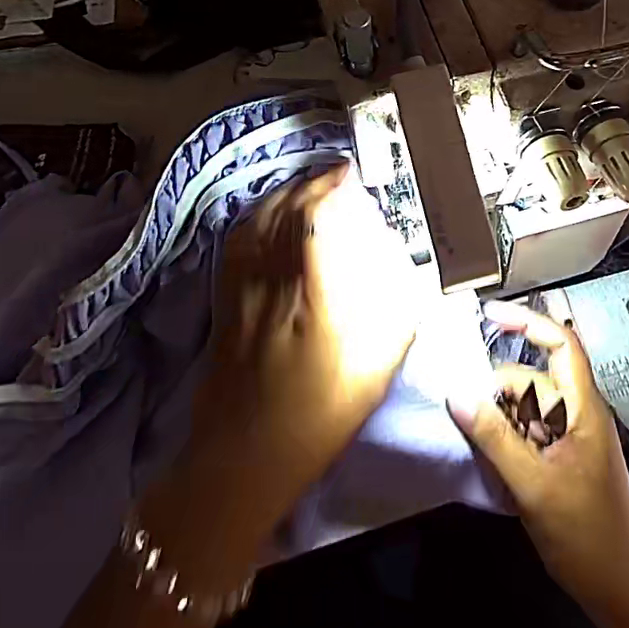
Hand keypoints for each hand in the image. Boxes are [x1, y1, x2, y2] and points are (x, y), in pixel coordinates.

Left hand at [180, 162, 419, 523]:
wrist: (245, 455)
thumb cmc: (320, 417)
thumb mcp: (376, 371)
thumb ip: (396, 317)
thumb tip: (404, 275)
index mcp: (312, 300)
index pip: (313, 221)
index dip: (330, 187)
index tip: (349, 172)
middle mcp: (271, 285)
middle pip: (284, 212)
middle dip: (311, 183)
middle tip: (335, 175)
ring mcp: (241, 290)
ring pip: (259, 222)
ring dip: (284, 194)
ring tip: (308, 186)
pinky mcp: (223, 300)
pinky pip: (238, 242)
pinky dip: (257, 217)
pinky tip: (271, 215)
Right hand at [448, 301, 628, 612]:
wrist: (616, 584)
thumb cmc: (586, 534)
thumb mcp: (533, 484)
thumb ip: (495, 437)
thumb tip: (459, 396)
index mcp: (583, 407)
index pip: (561, 344)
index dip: (527, 322)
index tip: (490, 315)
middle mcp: (578, 413)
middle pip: (532, 378)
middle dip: (498, 390)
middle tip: (466, 411)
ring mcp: (570, 436)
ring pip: (526, 407)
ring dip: (500, 418)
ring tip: (479, 443)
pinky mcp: (561, 457)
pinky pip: (528, 431)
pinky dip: (507, 437)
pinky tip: (492, 460)